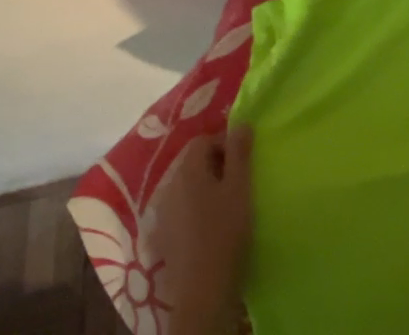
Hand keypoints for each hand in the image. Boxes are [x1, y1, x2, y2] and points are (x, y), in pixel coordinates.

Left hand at [148, 126, 253, 334]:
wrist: (203, 287)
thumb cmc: (226, 230)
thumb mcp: (240, 186)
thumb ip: (239, 152)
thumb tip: (240, 122)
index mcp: (187, 168)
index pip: (204, 140)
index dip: (226, 144)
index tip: (244, 163)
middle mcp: (169, 183)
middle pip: (193, 161)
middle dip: (216, 164)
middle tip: (240, 182)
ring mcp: (163, 209)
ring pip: (187, 184)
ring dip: (206, 185)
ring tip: (228, 203)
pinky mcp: (164, 232)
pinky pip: (182, 206)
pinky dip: (196, 206)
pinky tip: (211, 224)